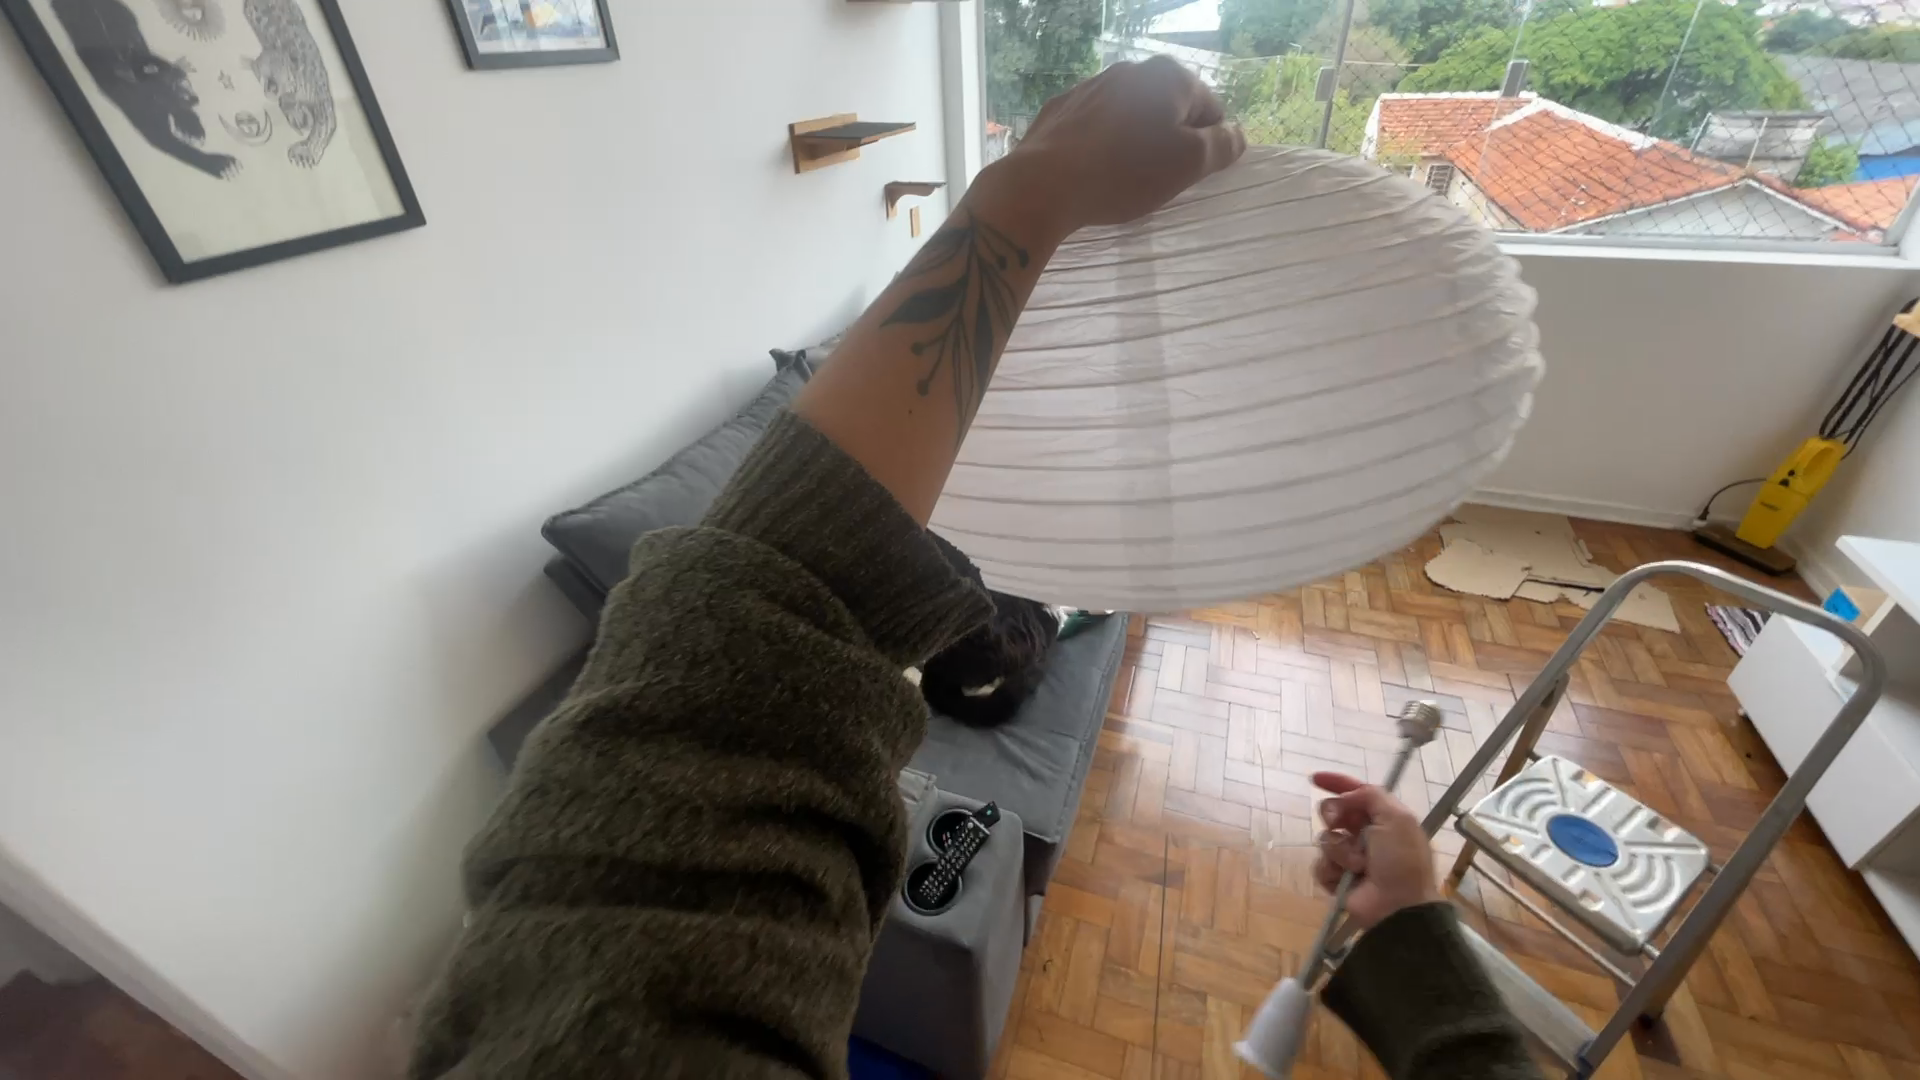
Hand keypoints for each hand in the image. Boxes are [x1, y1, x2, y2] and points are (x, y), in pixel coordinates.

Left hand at [973, 56, 1246, 241]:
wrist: (1044, 184)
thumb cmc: (1124, 174)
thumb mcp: (1185, 166)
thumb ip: (1220, 147)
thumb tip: (1239, 135)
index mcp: (1169, 77)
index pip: (1210, 108)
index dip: (1208, 145)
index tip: (1191, 177)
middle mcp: (1130, 71)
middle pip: (1166, 109)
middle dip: (1168, 142)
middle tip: (1157, 182)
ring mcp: (1090, 88)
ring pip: (1128, 117)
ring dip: (1134, 144)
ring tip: (1122, 181)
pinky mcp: (1059, 112)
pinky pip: (1093, 130)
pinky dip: (1099, 148)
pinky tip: (1091, 175)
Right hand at [1312, 772, 1442, 928]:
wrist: (1398, 907)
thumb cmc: (1401, 861)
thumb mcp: (1397, 820)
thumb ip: (1372, 796)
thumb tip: (1347, 795)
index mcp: (1383, 819)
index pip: (1355, 792)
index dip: (1335, 783)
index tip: (1314, 779)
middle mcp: (1365, 834)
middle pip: (1333, 811)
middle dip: (1332, 815)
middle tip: (1336, 824)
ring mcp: (1350, 856)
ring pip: (1325, 838)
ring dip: (1339, 850)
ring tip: (1356, 866)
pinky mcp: (1337, 877)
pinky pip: (1320, 863)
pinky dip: (1330, 869)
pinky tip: (1343, 878)